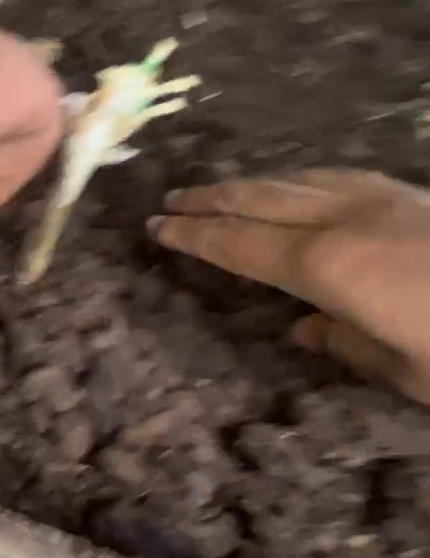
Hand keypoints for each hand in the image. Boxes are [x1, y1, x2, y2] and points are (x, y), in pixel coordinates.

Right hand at [149, 169, 429, 401]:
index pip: (234, 243)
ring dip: (256, 185)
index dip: (190, 235)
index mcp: (327, 266)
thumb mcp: (417, 376)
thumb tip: (308, 328)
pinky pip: (351, 181)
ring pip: (305, 182)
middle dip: (209, 199)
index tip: (153, 227)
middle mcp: (349, 224)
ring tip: (226, 189)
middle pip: (260, 200)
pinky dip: (311, 181)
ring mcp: (399, 207)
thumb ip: (351, 346)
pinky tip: (310, 185)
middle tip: (171, 199)